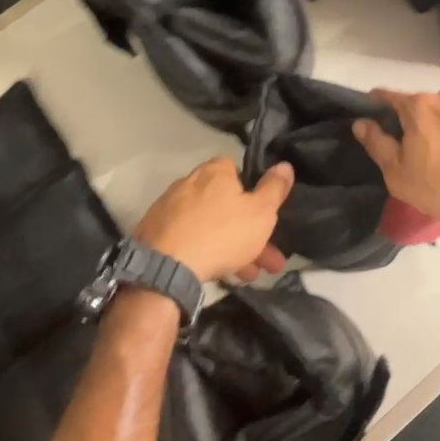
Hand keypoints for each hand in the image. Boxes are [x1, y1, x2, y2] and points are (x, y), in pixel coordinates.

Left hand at [133, 158, 293, 281]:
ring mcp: (169, 208)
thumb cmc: (221, 234)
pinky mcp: (155, 232)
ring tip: (249, 275)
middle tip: (267, 259)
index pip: (237, 170)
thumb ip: (274, 188)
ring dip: (231, 247)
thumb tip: (284, 165)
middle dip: (249, 231)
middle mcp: (189, 182)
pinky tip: (219, 273)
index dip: (253, 191)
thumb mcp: (261, 212)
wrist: (165, 268)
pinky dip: (206, 252)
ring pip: (210, 225)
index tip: (265, 214)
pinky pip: (190, 238)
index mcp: (215, 171)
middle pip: (226, 204)